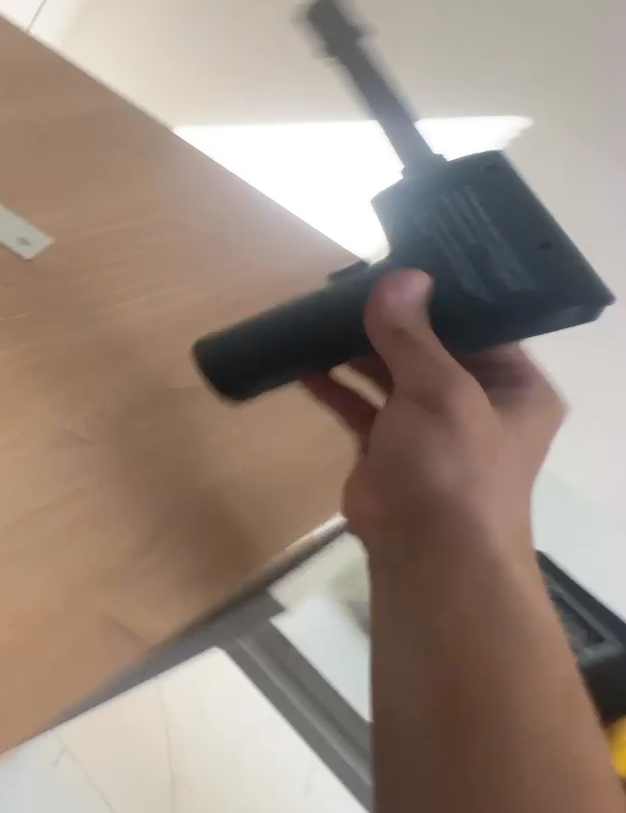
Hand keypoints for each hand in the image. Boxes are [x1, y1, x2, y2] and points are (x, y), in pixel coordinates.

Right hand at [301, 269, 562, 556]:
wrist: (426, 544)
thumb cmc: (453, 466)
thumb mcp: (439, 393)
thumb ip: (412, 338)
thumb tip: (397, 278)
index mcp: (513, 387)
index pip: (480, 327)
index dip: (440, 298)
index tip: (395, 267)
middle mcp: (474, 400)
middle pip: (426, 347)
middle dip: (384, 322)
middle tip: (340, 290)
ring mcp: (425, 422)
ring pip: (385, 372)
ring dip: (352, 351)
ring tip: (312, 321)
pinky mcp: (383, 441)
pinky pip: (355, 401)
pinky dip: (330, 383)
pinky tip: (299, 365)